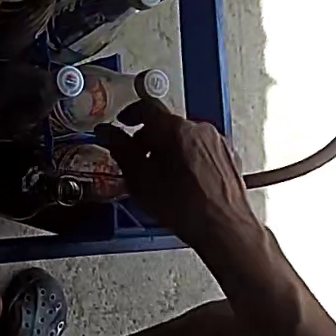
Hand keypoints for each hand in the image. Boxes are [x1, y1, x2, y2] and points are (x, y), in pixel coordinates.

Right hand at [94, 99, 258, 249]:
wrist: (224, 229)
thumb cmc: (184, 206)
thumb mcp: (140, 178)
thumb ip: (120, 149)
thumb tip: (107, 133)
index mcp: (174, 129)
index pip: (147, 107)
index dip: (129, 114)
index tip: (122, 123)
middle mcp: (198, 128)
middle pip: (166, 123)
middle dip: (148, 138)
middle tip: (137, 158)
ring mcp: (216, 141)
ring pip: (184, 136)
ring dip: (169, 148)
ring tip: (161, 175)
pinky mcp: (228, 156)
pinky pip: (201, 148)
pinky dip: (188, 157)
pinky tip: (182, 181)